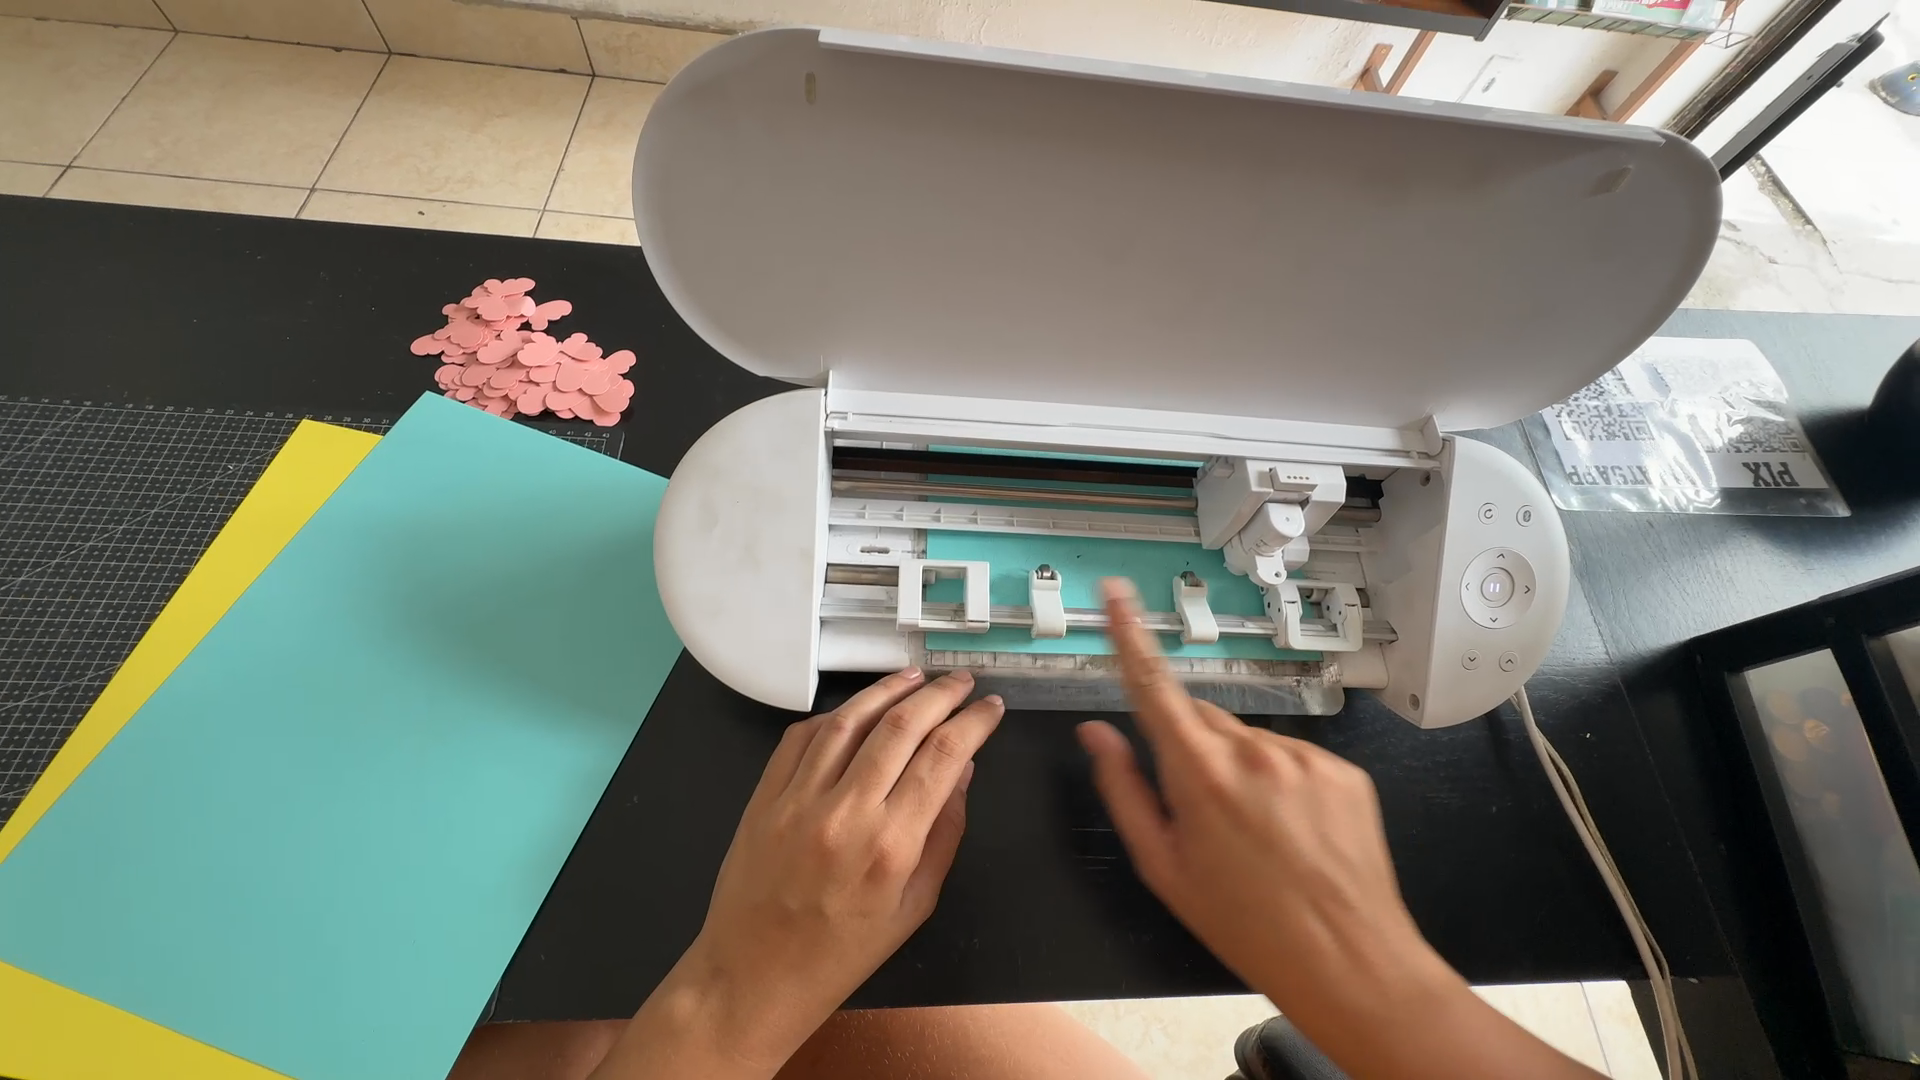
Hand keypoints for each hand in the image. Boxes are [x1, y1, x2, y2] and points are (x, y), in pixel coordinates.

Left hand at [596, 669, 1002, 1079]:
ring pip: (850, 718)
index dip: (974, 721)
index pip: (943, 756)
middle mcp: (846, 811)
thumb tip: (964, 767)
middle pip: (901, 726)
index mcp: (891, 845)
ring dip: (888, 689)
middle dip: (939, 694)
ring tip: (916, 676)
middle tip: (960, 681)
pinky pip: (803, 735)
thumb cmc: (843, 952)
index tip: (991, 705)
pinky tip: (859, 708)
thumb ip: (945, 832)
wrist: (752, 976)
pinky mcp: (765, 793)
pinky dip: (837, 713)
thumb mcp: (914, 906)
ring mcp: (798, 798)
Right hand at [1078, 579, 1460, 1052]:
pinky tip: (1291, 827)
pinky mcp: (1342, 767)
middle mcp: (1253, 751)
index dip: (1129, 635)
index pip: (1153, 687)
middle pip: (1199, 718)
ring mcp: (1304, 756)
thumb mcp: (1162, 865)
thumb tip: (1096, 732)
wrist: (1349, 961)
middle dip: (1189, 745)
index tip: (1116, 593)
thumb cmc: (1242, 921)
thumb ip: (1123, 787)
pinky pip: (1290, 754)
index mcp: (1199, 774)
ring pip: (1245, 738)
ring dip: (1236, 765)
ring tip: (1254, 828)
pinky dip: (1279, 777)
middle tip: (1200, 807)